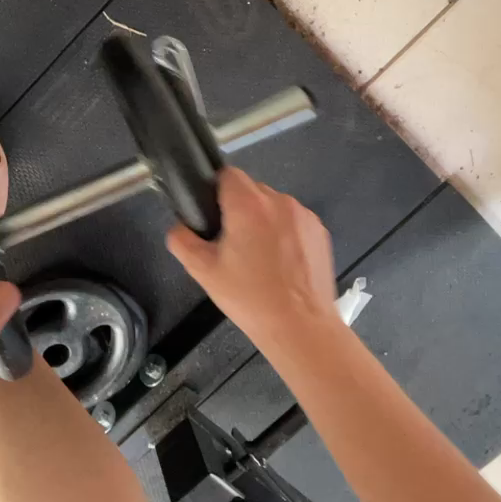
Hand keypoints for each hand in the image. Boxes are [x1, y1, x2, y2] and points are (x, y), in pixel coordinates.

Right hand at [165, 168, 341, 358]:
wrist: (300, 327)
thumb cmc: (250, 297)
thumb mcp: (201, 270)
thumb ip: (180, 240)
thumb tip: (180, 228)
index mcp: (248, 205)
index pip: (227, 174)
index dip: (215, 191)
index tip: (213, 215)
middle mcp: (279, 202)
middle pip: (250, 190)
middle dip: (238, 210)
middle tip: (231, 244)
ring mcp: (304, 216)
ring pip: (272, 206)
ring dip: (262, 221)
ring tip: (258, 257)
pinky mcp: (320, 232)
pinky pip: (293, 221)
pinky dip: (283, 233)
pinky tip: (279, 263)